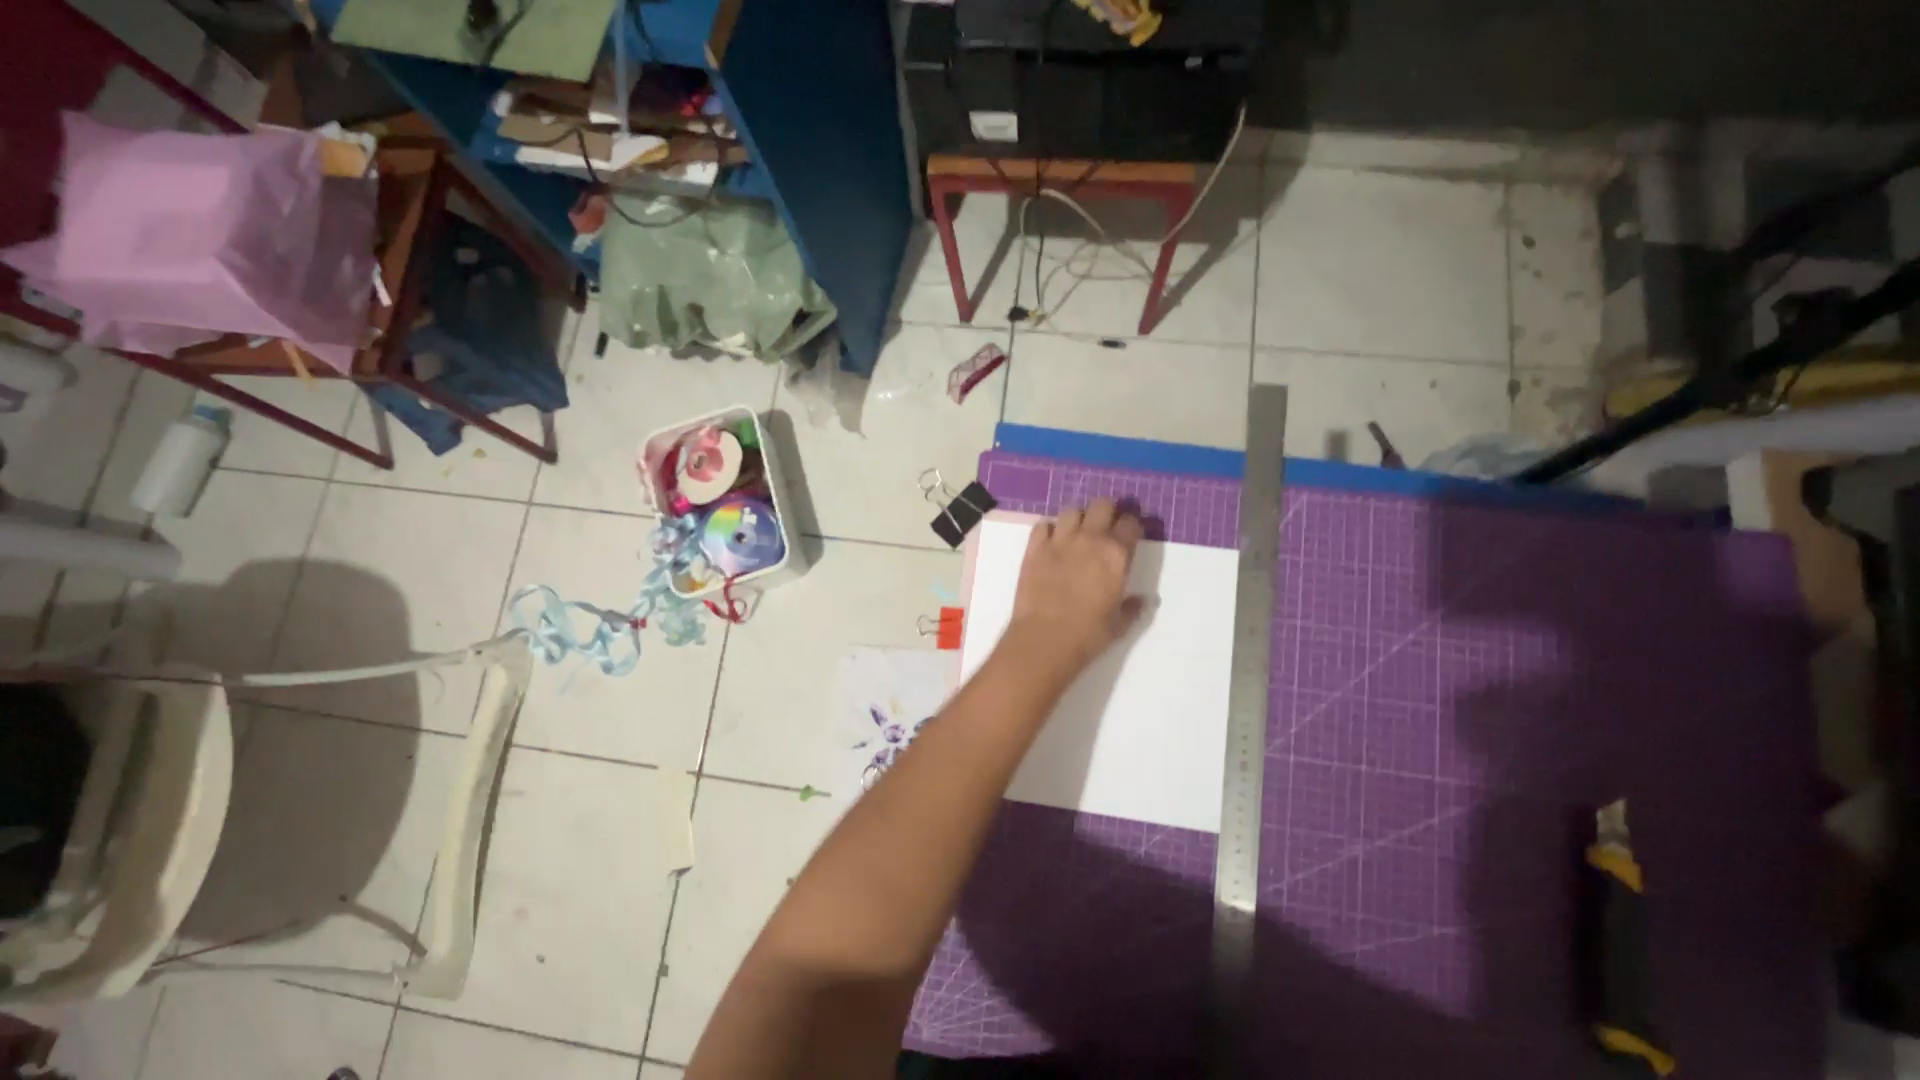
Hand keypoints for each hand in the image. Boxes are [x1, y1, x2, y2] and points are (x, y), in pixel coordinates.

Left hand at [1004, 498, 1146, 676]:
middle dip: (1108, 511)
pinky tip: (1051, 541)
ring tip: (1078, 532)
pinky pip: (1043, 525)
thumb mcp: (1120, 624)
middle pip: (1103, 505)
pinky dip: (1049, 529)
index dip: (1132, 525)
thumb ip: (1133, 607)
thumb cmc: (1089, 634)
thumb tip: (1146, 600)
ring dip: (1078, 517)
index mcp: (1117, 555)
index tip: (1131, 533)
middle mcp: (1090, 539)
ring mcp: (1060, 540)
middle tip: (1106, 526)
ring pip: (1072, 510)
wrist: (1045, 638)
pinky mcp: (1034, 548)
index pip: (1131, 523)